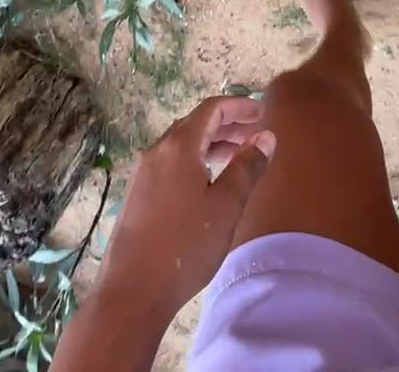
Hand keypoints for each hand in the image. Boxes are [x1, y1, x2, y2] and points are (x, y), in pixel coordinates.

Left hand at [96, 95, 276, 314]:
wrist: (132, 292)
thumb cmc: (186, 244)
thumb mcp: (226, 204)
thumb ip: (248, 166)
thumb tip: (266, 136)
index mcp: (178, 146)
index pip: (211, 109)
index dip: (238, 106)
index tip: (261, 111)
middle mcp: (157, 152)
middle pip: (196, 124)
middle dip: (227, 124)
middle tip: (254, 132)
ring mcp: (144, 174)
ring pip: (183, 146)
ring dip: (212, 143)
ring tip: (238, 155)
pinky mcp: (139, 195)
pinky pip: (172, 163)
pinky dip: (196, 160)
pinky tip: (209, 181)